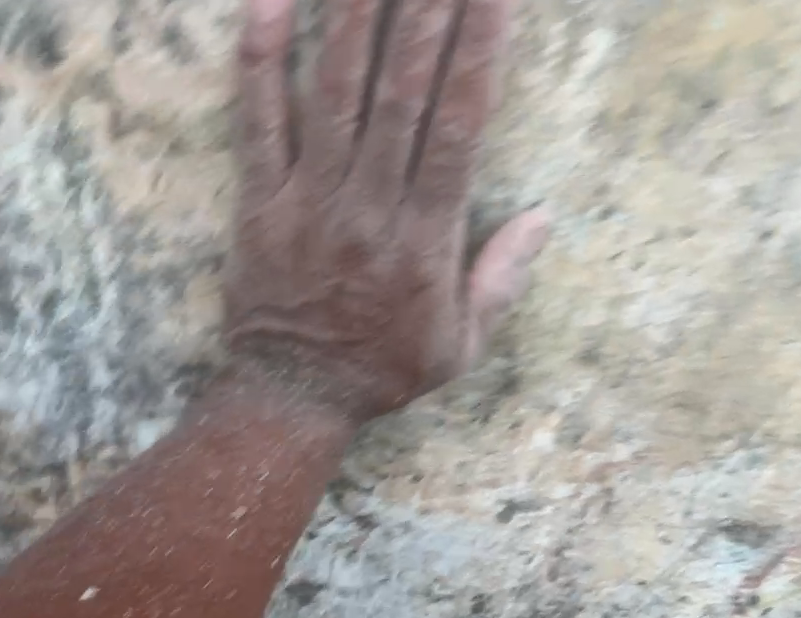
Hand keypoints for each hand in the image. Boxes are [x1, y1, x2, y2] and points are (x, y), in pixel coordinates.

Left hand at [224, 0, 551, 425]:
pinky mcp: (259, 205)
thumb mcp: (459, 347)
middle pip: (403, 90)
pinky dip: (259, 61)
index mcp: (426, 239)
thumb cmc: (381, 371)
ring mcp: (310, 202)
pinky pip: (257, 125)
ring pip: (334, 91)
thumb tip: (543, 217)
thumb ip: (500, 281)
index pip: (461, 125)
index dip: (480, 47)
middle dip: (426, 8)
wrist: (295, 396)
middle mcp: (370, 208)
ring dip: (352, 10)